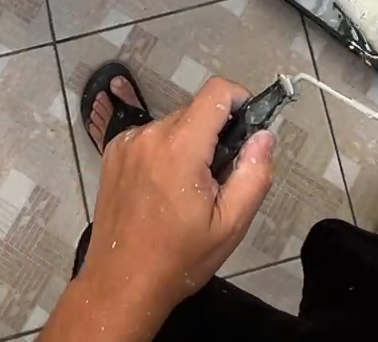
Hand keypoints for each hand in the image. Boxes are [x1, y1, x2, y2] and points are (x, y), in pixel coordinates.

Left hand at [79, 78, 274, 320]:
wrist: (120, 285)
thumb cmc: (179, 257)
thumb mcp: (230, 225)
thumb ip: (253, 174)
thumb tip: (264, 135)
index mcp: (180, 146)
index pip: (216, 91)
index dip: (239, 99)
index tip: (246, 127)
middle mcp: (151, 133)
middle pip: (196, 111)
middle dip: (213, 135)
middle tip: (216, 179)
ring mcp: (128, 140)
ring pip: (174, 125)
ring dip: (188, 144)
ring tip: (186, 190)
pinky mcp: (114, 150)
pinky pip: (152, 136)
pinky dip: (164, 152)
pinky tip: (161, 188)